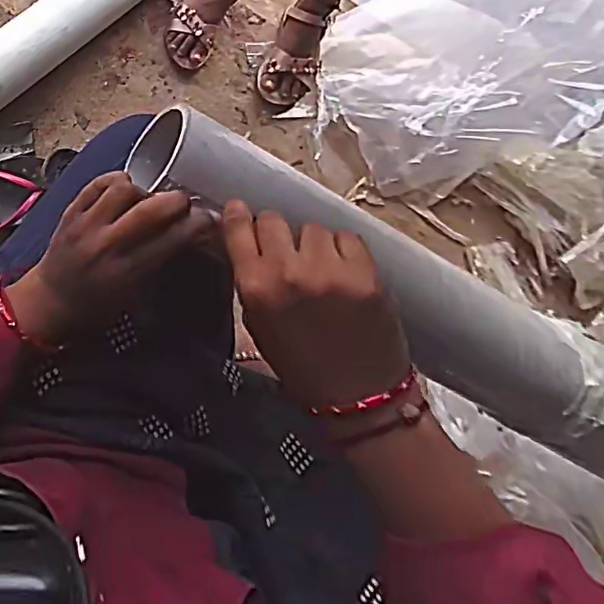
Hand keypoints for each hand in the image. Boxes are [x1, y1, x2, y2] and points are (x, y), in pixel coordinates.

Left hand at [5, 173, 213, 346]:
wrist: (50, 301)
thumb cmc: (97, 304)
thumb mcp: (134, 294)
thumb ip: (157, 262)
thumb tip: (188, 233)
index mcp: (128, 270)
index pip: (172, 238)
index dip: (198, 224)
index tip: (208, 218)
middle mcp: (108, 244)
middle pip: (150, 210)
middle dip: (177, 201)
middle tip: (182, 202)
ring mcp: (86, 225)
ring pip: (122, 189)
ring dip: (142, 190)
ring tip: (145, 199)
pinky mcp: (70, 212)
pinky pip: (95, 184)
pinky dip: (114, 180)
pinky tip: (123, 188)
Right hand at [220, 201, 408, 411]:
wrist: (357, 395)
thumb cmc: (299, 363)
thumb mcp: (258, 323)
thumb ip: (250, 280)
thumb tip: (248, 242)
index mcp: (256, 287)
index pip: (239, 229)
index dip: (239, 214)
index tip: (240, 208)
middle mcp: (288, 272)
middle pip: (274, 220)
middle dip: (276, 231)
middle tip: (285, 249)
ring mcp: (328, 270)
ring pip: (312, 228)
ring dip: (312, 243)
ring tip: (319, 267)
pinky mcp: (365, 273)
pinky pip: (346, 237)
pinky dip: (342, 249)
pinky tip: (342, 271)